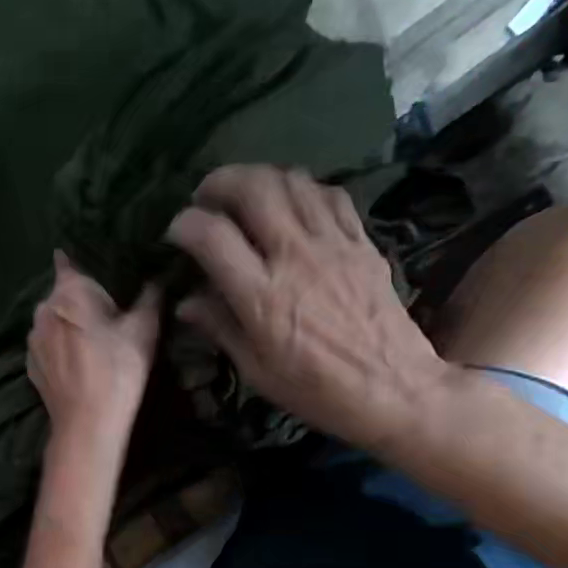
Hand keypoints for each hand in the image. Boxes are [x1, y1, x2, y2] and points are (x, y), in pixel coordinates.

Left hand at [27, 252, 161, 449]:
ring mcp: (32, 339)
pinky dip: (61, 346)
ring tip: (95, 336)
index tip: (106, 265)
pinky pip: (48, 344)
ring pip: (54, 318)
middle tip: (111, 308)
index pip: (72, 260)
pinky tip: (79, 360)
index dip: (90, 260)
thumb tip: (157, 275)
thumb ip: (150, 295)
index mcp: (67, 292)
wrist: (87, 426)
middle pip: (64, 292)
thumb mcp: (144, 330)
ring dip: (70, 322)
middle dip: (83, 296)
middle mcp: (42, 309)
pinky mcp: (30, 364)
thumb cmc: (117, 371)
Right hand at [166, 164, 449, 450]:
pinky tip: (292, 204)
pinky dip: (303, 189)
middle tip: (206, 197)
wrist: (391, 389)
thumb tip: (185, 302)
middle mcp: (294, 257)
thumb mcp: (255, 369)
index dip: (184, 224)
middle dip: (219, 182)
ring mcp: (332, 244)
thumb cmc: (314, 389)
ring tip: (245, 195)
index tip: (175, 233)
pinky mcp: (361, 242)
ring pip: (292, 181)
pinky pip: (330, 195)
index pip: (211, 235)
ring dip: (259, 178)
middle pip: (252, 189)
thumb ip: (219, 326)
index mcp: (261, 296)